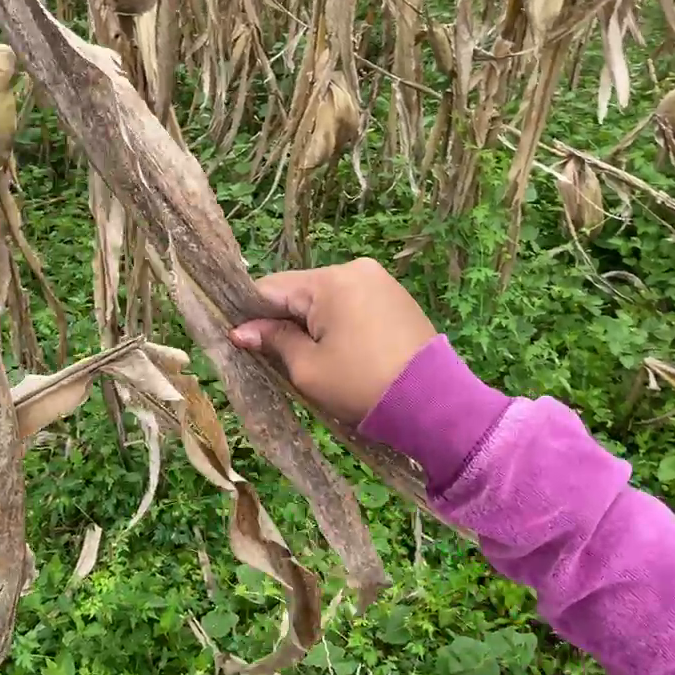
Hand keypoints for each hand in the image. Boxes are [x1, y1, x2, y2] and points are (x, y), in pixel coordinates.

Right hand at [229, 258, 436, 424]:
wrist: (434, 406)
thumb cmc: (361, 386)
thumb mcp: (308, 369)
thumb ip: (273, 342)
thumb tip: (241, 332)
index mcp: (331, 281)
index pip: (272, 288)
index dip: (251, 315)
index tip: (240, 340)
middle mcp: (356, 269)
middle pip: (300, 291)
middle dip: (284, 320)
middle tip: (275, 357)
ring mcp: (380, 281)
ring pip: (325, 298)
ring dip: (311, 323)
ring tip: (311, 358)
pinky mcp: (396, 297)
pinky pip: (351, 303)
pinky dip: (338, 323)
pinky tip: (339, 351)